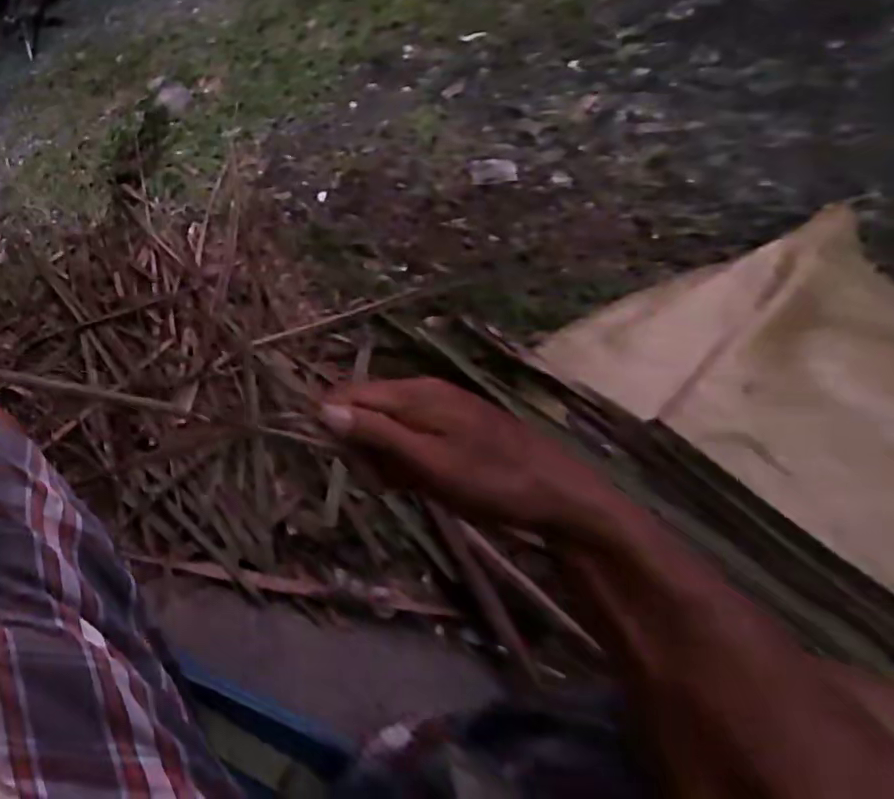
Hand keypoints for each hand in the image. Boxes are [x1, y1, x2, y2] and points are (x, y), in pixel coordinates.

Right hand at [322, 378, 623, 536]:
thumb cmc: (495, 482)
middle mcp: (422, 390)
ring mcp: (440, 408)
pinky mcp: (454, 426)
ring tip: (406, 484)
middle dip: (361, 444)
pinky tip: (421, 481)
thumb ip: (375, 433)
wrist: (572, 503)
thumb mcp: (428, 462)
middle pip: (363, 408)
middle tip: (381, 479)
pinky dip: (405, 459)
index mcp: (414, 392)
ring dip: (383, 456)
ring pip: (384, 425)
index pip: (346, 394)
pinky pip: (409, 436)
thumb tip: (321, 409)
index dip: (332, 423)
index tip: (342, 459)